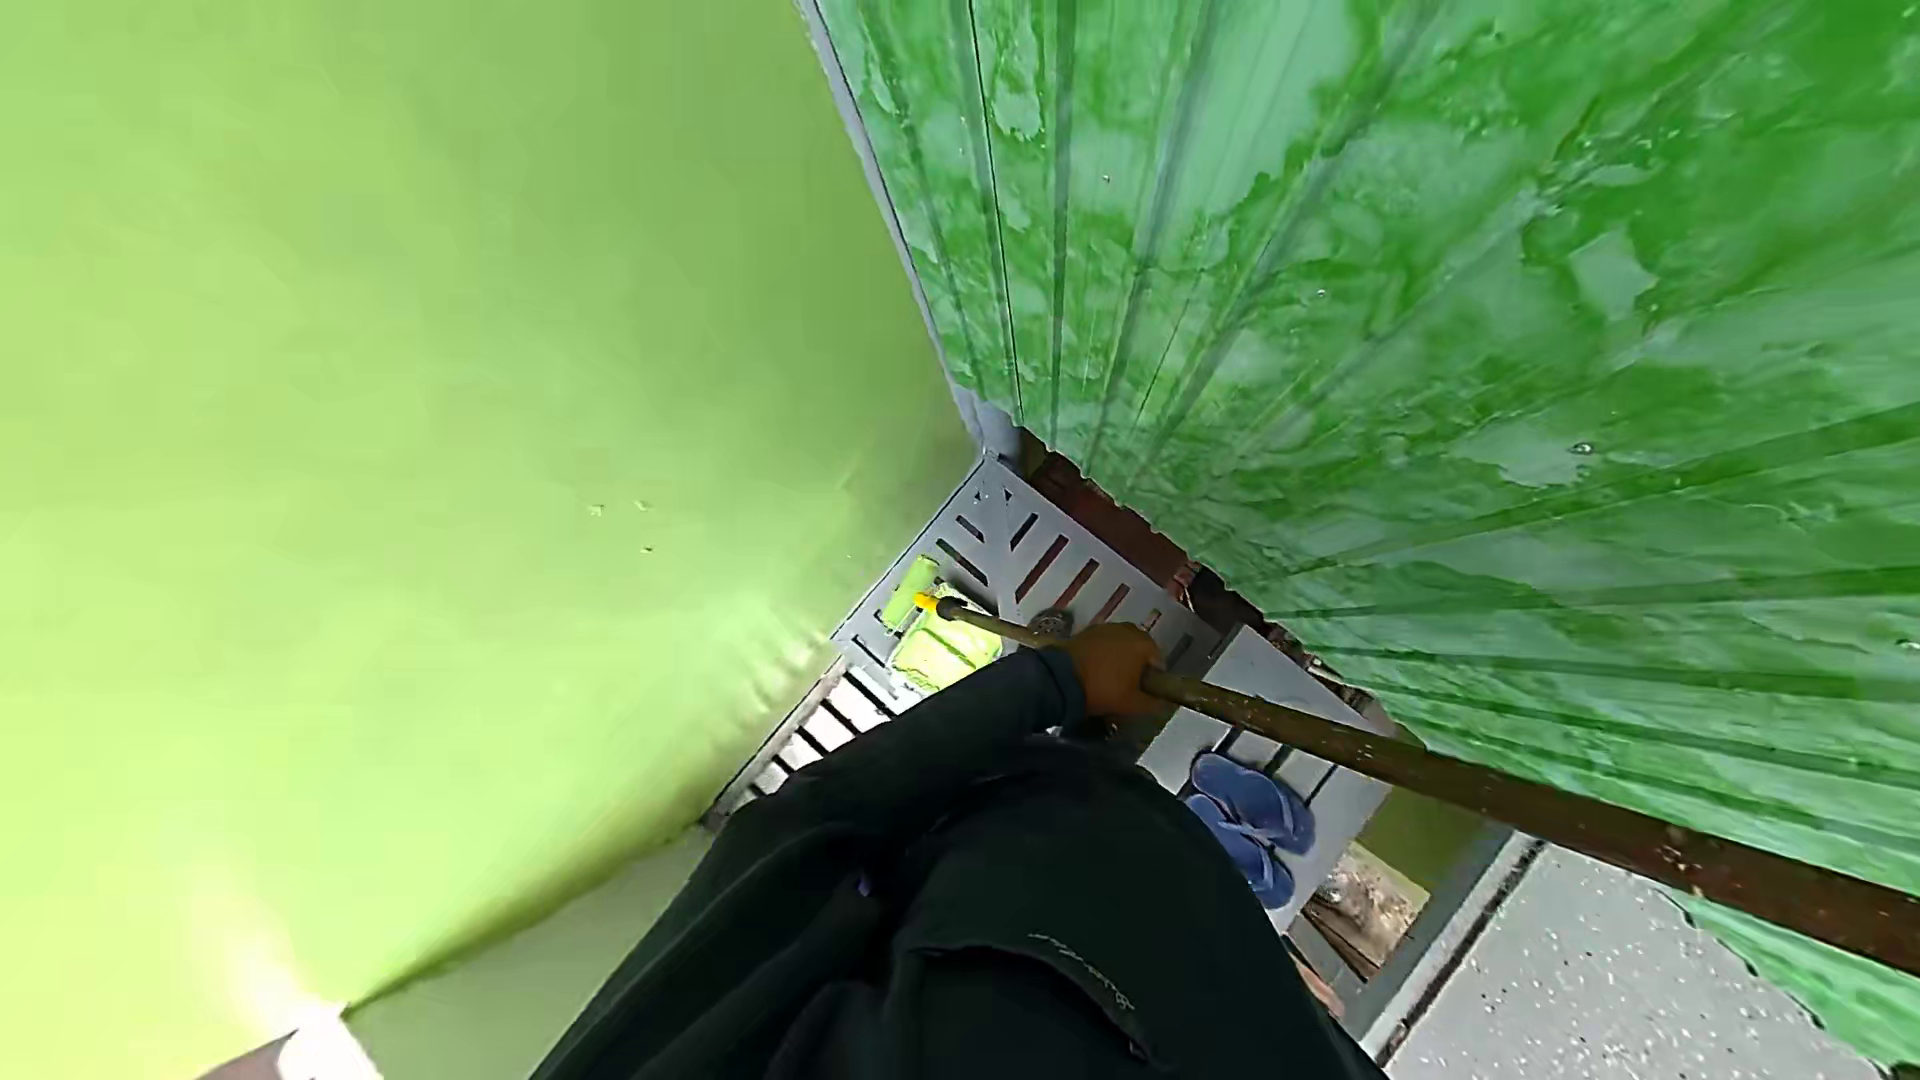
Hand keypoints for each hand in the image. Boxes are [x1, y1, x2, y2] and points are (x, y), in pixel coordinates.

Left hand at [1063, 622, 1163, 716]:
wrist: (1062, 678)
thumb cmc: (1103, 689)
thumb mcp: (1133, 704)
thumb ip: (1154, 704)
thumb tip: (1163, 703)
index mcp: (1143, 643)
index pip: (1157, 659)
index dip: (1153, 677)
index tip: (1145, 690)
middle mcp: (1126, 629)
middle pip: (1139, 648)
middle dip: (1137, 663)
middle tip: (1129, 683)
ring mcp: (1104, 627)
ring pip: (1120, 642)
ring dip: (1119, 655)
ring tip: (1111, 676)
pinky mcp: (1086, 630)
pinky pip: (1102, 642)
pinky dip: (1103, 652)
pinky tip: (1096, 667)